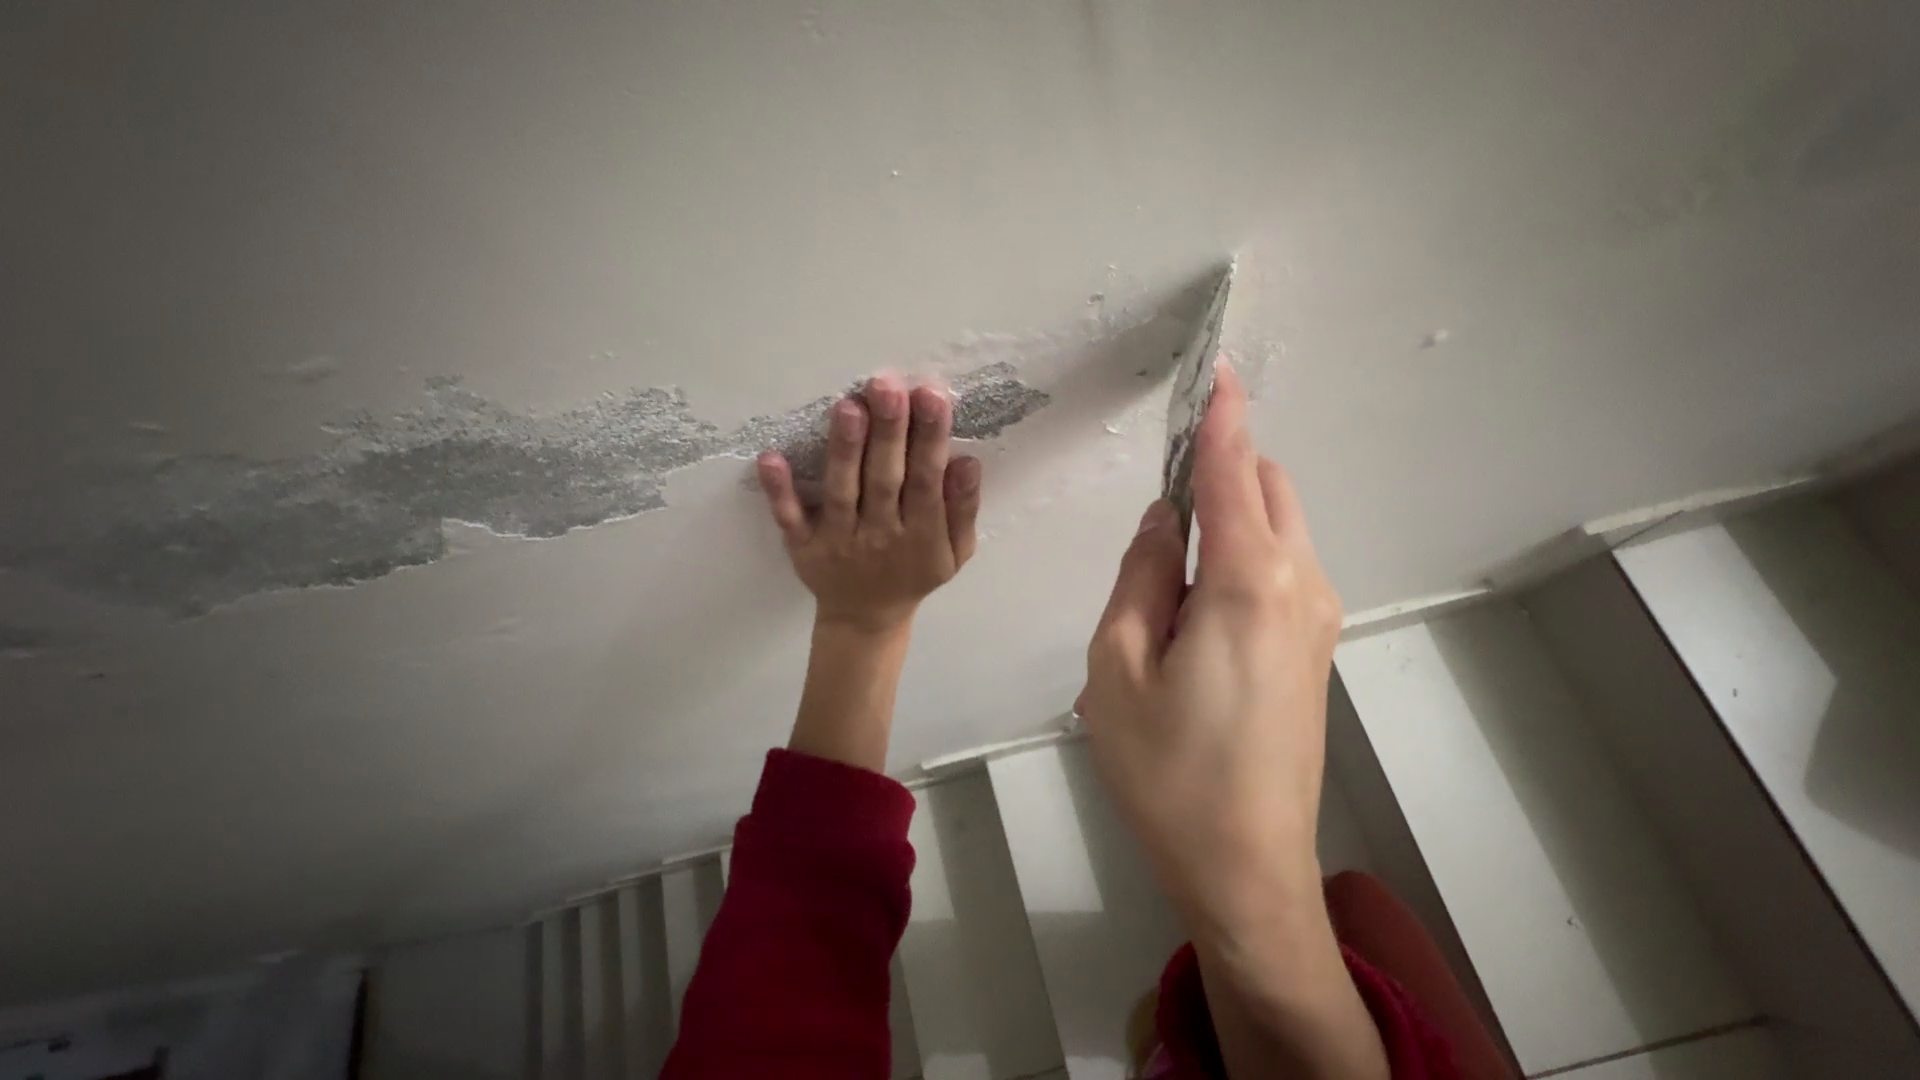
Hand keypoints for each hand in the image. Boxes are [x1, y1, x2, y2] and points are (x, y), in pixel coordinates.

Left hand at [757, 374, 982, 633]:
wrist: (867, 620)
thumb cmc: (915, 574)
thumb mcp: (954, 552)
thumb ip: (962, 509)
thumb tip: (967, 462)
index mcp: (921, 535)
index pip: (927, 482)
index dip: (929, 439)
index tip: (931, 394)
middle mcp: (880, 536)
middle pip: (885, 480)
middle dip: (888, 432)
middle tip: (886, 385)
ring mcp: (838, 541)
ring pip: (842, 492)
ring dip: (844, 450)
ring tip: (847, 406)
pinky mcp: (803, 547)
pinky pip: (791, 519)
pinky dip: (781, 492)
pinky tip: (771, 459)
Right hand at [1081, 362, 1341, 931]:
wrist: (1246, 866)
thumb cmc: (1165, 769)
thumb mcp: (1118, 666)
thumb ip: (1140, 574)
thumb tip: (1163, 518)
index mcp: (1248, 582)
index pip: (1235, 471)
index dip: (1221, 417)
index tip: (1216, 367)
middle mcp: (1301, 585)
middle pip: (1270, 489)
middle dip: (1226, 466)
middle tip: (1161, 494)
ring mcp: (1320, 618)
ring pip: (1282, 527)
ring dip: (1234, 513)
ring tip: (1167, 568)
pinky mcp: (1319, 648)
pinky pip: (1284, 568)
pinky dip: (1247, 550)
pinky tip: (1197, 601)